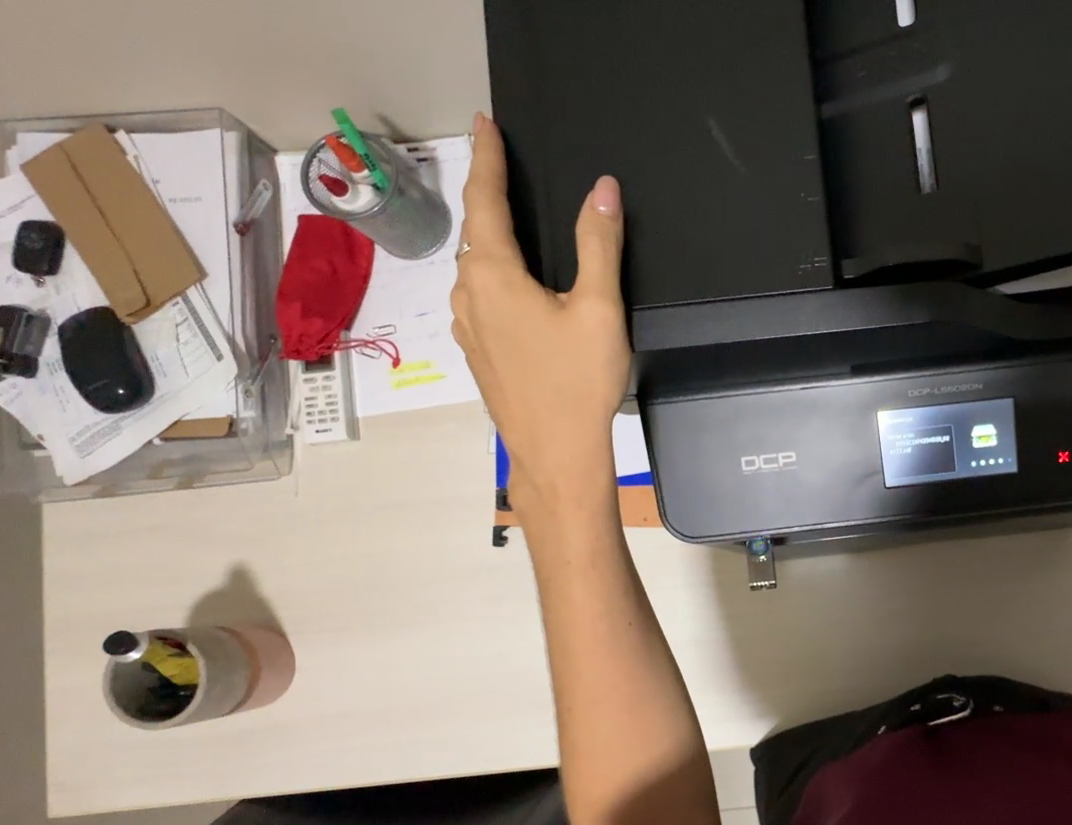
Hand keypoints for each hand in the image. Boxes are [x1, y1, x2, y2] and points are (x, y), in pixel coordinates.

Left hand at [451, 112, 629, 522]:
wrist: (555, 454)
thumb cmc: (579, 382)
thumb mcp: (599, 310)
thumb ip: (598, 246)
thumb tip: (602, 189)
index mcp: (494, 275)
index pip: (486, 199)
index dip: (487, 158)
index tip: (484, 123)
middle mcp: (469, 295)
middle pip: (477, 234)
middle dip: (490, 199)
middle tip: (505, 170)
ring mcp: (469, 328)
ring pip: (476, 269)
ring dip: (493, 242)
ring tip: (516, 228)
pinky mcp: (479, 353)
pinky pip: (482, 298)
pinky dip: (496, 277)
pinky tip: (518, 290)